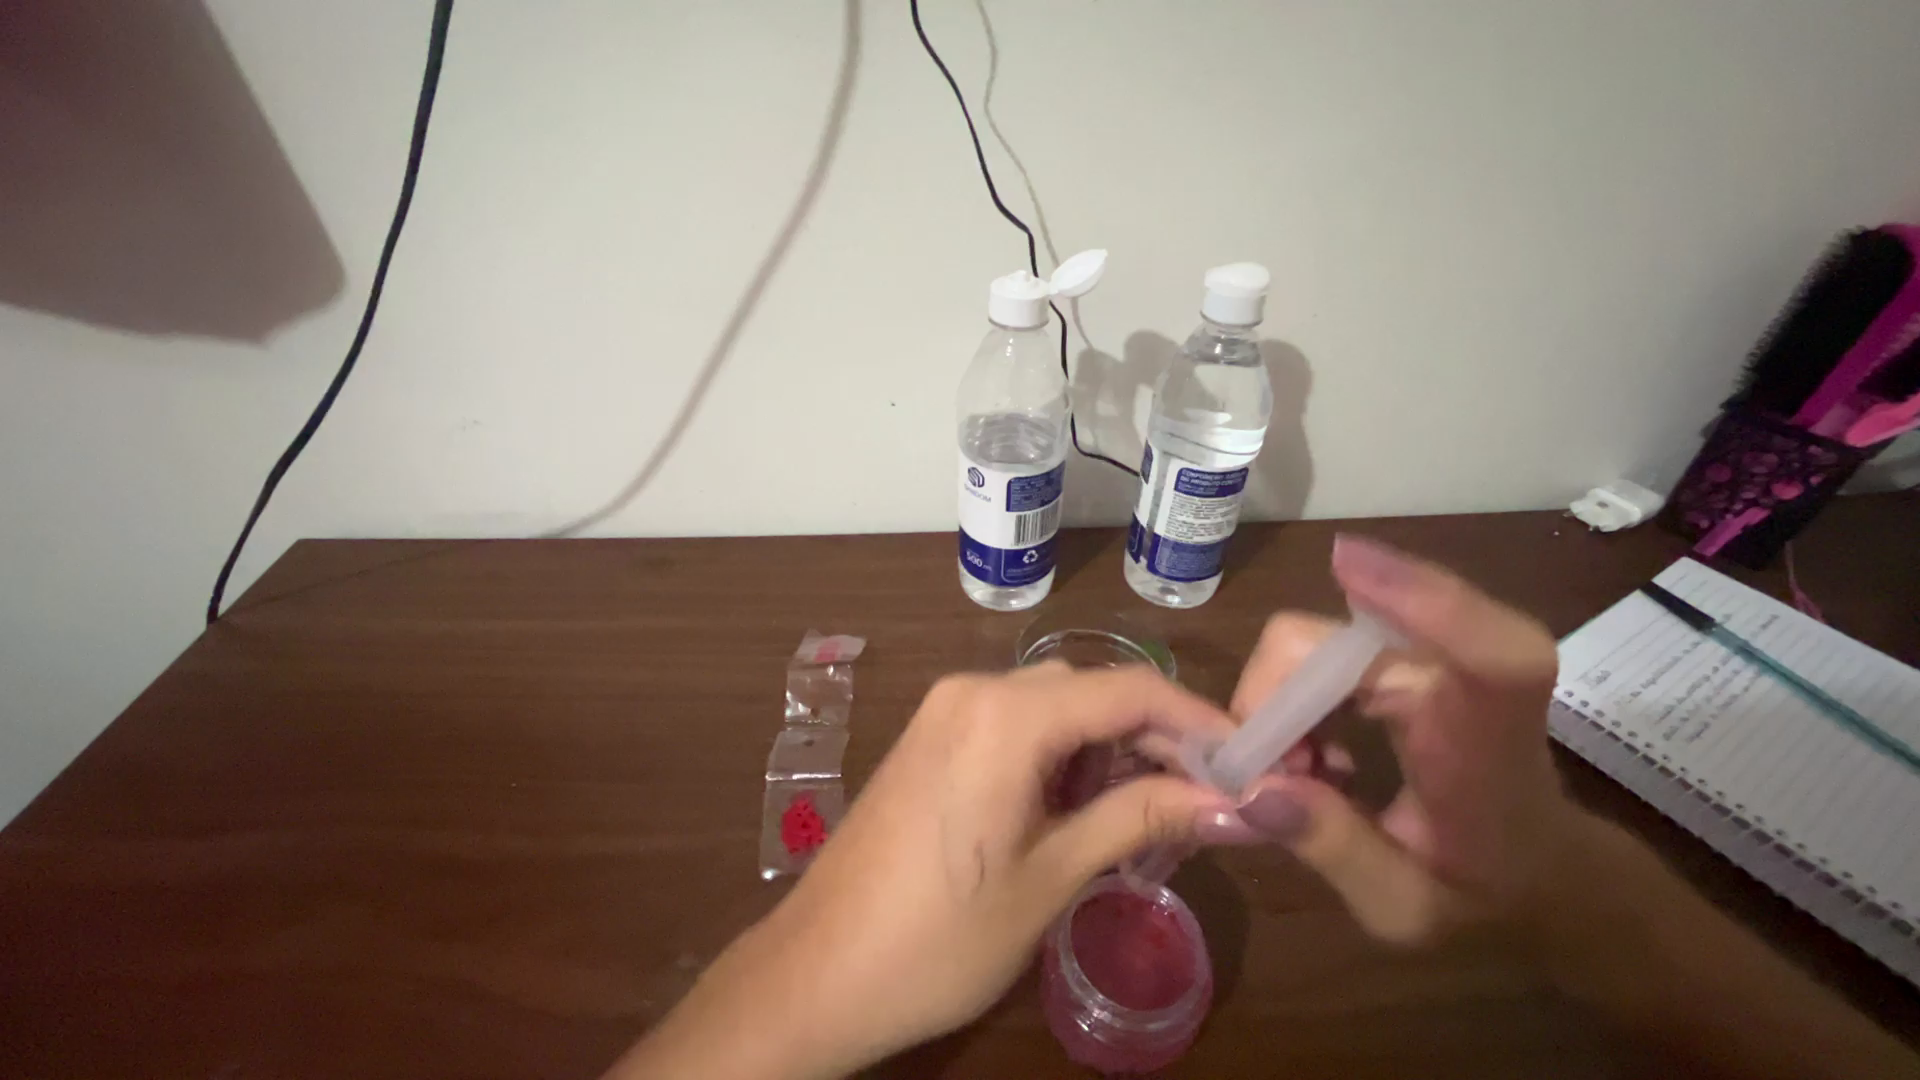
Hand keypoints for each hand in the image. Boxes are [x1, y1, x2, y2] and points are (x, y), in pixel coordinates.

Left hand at [611, 663, 1242, 1079]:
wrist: (816, 972)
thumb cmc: (938, 936)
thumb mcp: (1051, 877)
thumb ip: (1139, 817)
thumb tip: (1232, 799)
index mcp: (1005, 714)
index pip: (1128, 690)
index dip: (1197, 721)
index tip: (1250, 760)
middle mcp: (974, 691)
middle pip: (1090, 691)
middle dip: (1154, 735)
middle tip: (1209, 792)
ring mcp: (946, 711)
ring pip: (1054, 706)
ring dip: (1108, 745)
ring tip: (1157, 804)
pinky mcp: (933, 737)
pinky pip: (1016, 724)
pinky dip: (1063, 752)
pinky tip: (1087, 799)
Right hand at [1228, 534, 1591, 943]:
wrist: (1540, 871)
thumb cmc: (1489, 895)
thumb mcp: (1408, 909)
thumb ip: (1338, 853)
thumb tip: (1253, 789)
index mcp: (1491, 745)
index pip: (1491, 655)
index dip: (1424, 599)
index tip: (1344, 562)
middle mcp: (1460, 682)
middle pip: (1336, 643)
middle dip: (1274, 700)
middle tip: (1271, 781)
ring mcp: (1424, 661)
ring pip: (1310, 642)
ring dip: (1276, 703)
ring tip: (1294, 777)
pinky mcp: (1396, 657)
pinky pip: (1315, 652)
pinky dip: (1288, 696)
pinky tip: (1306, 753)